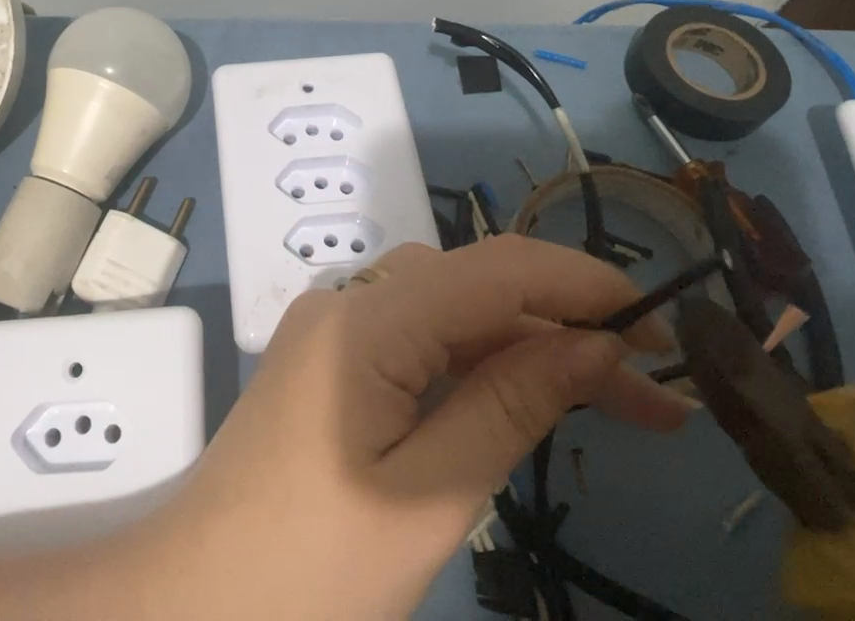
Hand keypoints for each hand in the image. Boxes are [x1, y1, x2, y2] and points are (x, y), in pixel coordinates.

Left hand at [0, 236, 688, 620]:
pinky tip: (520, 401)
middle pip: (475, 289)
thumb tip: (591, 342)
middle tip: (652, 397)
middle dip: (564, 327)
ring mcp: (331, 332)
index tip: (660, 327)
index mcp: (365, 319)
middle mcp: (345, 304)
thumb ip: (509, 404)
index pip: (494, 268)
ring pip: (449, 314)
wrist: (193, 599)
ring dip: (525, 346)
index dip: (582, 283)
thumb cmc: (310, 562)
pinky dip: (476, 366)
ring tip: (607, 402)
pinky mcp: (328, 367)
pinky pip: (416, 343)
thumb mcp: (429, 494)